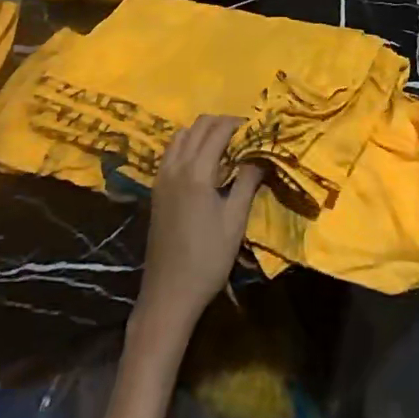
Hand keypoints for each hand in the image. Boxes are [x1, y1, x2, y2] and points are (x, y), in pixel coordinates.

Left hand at [136, 115, 264, 333]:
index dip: (239, 124)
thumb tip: (262, 154)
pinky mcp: (156, 189)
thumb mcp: (235, 220)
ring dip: (203, 132)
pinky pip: (172, 151)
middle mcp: (175, 167)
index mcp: (196, 172)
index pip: (218, 130)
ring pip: (181, 135)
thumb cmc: (207, 259)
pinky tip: (204, 164)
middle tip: (245, 136)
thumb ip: (247, 181)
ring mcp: (161, 177)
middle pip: (198, 126)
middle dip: (222, 123)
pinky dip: (189, 145)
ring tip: (225, 147)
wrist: (169, 294)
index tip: (258, 129)